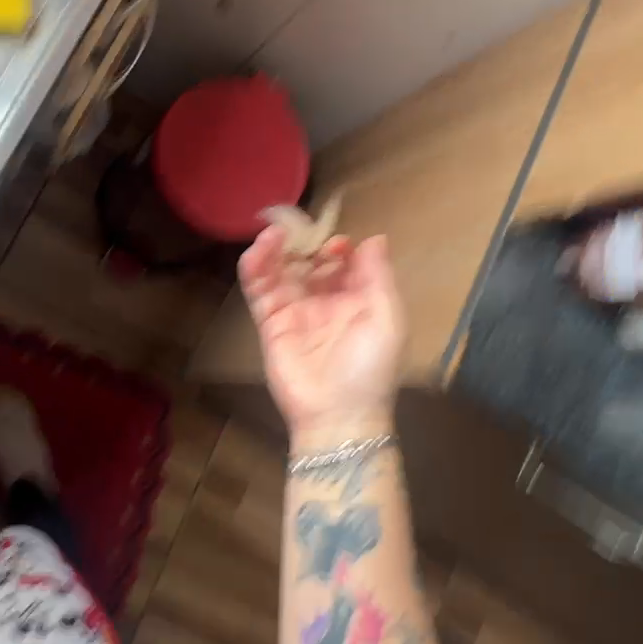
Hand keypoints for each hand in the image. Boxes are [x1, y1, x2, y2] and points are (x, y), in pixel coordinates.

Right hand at [239, 227, 405, 447]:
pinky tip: (260, 249)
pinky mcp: (268, 320)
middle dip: (303, 242)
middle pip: (307, 260)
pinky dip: (255, 266)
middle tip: (298, 229)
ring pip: (278, 268)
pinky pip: (258, 288)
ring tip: (275, 233)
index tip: (335, 244)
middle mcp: (322, 300)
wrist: (337, 413)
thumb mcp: (387, 318)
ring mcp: (293, 309)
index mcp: (354, 299)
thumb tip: (375, 238)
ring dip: (275, 247)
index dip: (337, 247)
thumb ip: (379, 276)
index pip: (341, 261)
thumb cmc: (370, 367)